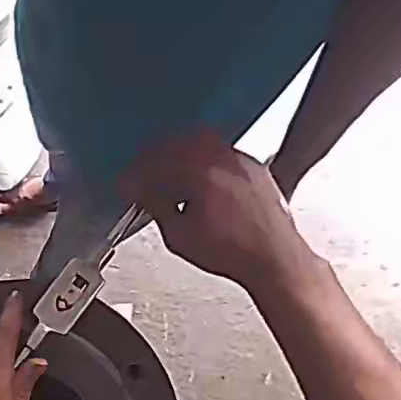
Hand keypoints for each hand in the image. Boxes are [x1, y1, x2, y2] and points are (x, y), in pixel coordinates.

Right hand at [123, 130, 318, 292]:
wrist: (274, 259)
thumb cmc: (235, 252)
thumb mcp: (180, 236)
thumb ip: (158, 208)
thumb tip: (142, 193)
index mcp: (201, 176)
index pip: (156, 166)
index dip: (135, 175)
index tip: (126, 183)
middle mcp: (223, 162)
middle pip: (177, 144)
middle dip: (154, 155)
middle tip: (142, 169)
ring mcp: (241, 161)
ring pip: (202, 141)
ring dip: (180, 151)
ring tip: (168, 168)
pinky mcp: (254, 167)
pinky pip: (222, 150)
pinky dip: (204, 156)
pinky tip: (198, 174)